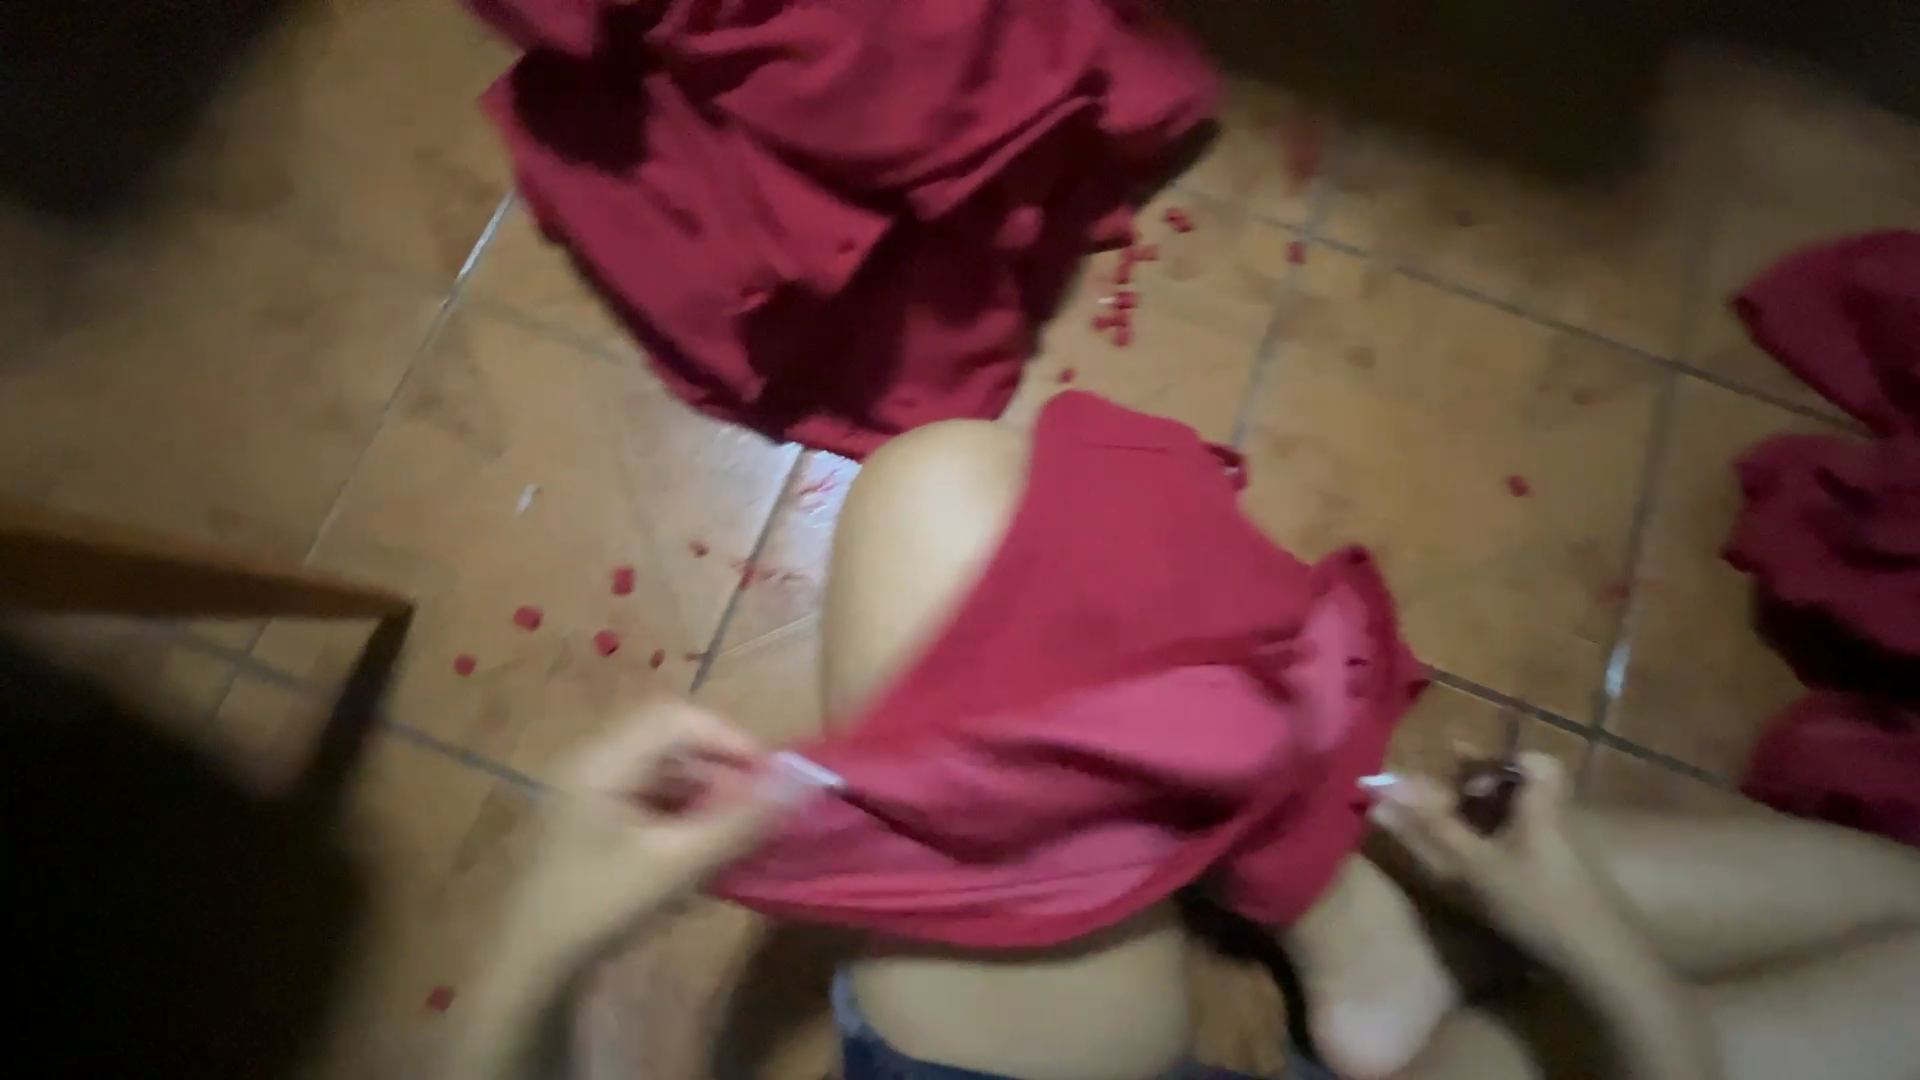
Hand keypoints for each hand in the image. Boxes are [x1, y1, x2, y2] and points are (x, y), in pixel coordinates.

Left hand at [498, 701, 822, 970]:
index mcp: (603, 761)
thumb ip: (742, 821)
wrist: (529, 973)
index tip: (767, 775)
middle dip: (722, 764)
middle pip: (672, 739)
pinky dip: (685, 806)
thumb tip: (802, 784)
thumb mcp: (678, 865)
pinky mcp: (593, 813)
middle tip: (757, 799)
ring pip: (665, 765)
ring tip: (735, 824)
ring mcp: (589, 787)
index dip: (729, 738)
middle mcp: (593, 761)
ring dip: (706, 787)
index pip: (678, 720)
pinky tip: (702, 840)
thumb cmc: (600, 908)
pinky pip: (651, 790)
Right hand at [1367, 753, 1619, 964]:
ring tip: (1455, 823)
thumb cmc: (1537, 902)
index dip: (1500, 758)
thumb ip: (1426, 828)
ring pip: (1525, 813)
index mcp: (1540, 808)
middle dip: (1483, 783)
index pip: (1535, 761)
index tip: (1464, 771)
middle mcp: (1556, 821)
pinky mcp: (1568, 877)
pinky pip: (1529, 839)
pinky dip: (1501, 837)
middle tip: (1448, 791)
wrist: (1607, 968)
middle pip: (1524, 785)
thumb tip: (1377, 792)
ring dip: (1489, 811)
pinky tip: (1481, 857)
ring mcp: (1566, 851)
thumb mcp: (1473, 864)